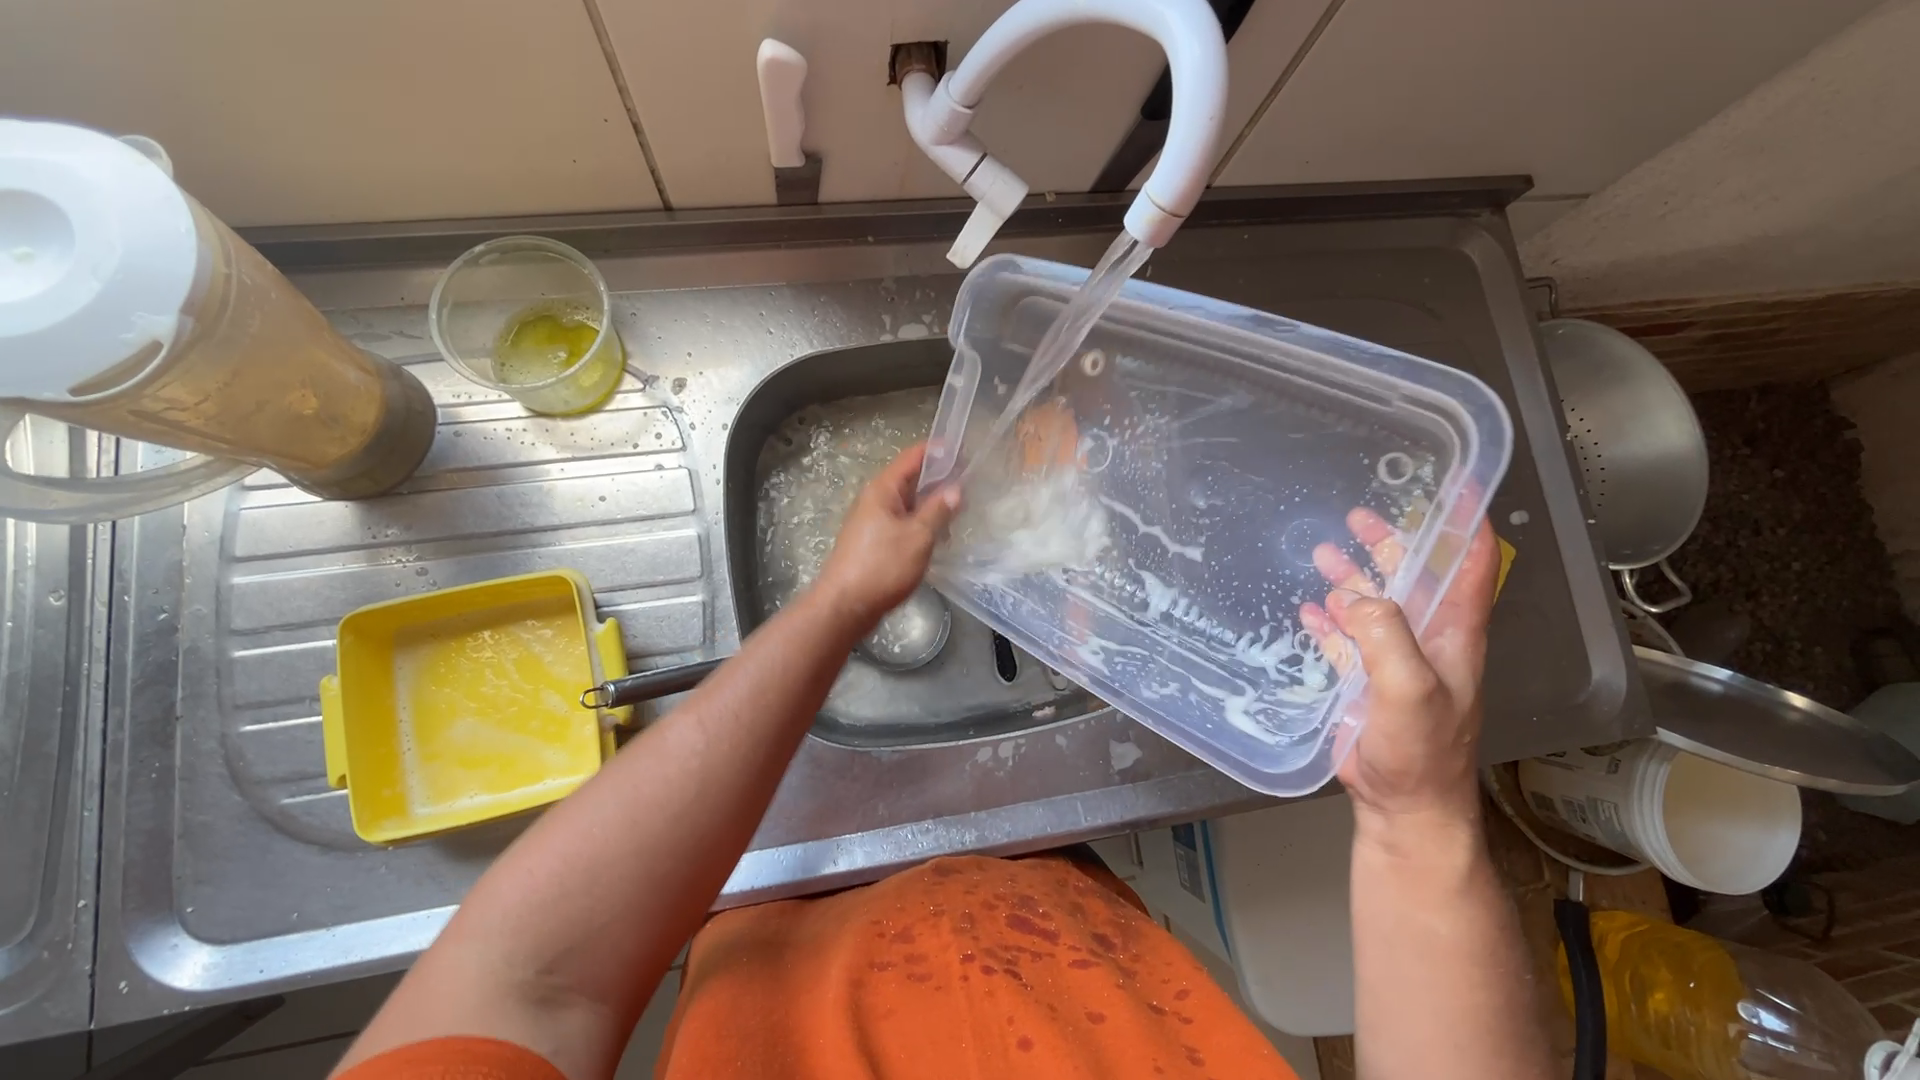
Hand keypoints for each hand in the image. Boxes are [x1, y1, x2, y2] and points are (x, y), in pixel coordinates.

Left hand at [813, 442, 960, 627]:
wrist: (845, 606)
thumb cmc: (882, 566)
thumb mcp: (918, 536)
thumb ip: (938, 510)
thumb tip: (955, 488)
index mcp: (883, 489)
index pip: (913, 457)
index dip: (939, 451)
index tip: (965, 451)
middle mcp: (875, 500)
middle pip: (911, 480)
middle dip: (940, 480)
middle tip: (971, 483)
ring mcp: (873, 522)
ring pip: (909, 504)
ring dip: (933, 505)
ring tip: (962, 511)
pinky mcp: (875, 543)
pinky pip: (904, 524)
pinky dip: (922, 524)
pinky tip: (940, 536)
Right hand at [1299, 509, 1499, 828]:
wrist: (1404, 804)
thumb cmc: (1420, 750)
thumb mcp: (1410, 688)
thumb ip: (1387, 637)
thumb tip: (1356, 597)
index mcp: (1452, 633)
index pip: (1469, 564)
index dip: (1464, 522)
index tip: (1454, 486)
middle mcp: (1427, 638)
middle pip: (1412, 576)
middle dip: (1390, 542)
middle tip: (1358, 514)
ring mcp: (1394, 660)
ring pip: (1373, 605)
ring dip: (1351, 577)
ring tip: (1321, 552)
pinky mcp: (1364, 682)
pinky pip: (1345, 639)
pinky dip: (1328, 620)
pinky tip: (1309, 607)